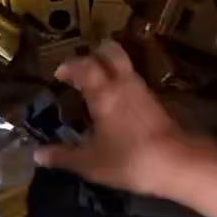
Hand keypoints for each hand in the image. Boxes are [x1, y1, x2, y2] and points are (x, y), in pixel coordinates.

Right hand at [36, 41, 214, 196]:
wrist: (179, 164)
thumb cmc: (129, 158)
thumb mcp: (90, 163)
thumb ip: (63, 157)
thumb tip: (36, 155)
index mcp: (103, 93)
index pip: (83, 65)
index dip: (69, 66)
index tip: (59, 74)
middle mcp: (123, 84)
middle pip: (110, 52)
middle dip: (94, 53)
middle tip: (81, 67)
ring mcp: (143, 90)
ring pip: (125, 65)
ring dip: (109, 67)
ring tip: (96, 83)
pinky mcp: (156, 101)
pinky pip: (134, 81)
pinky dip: (122, 82)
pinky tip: (117, 101)